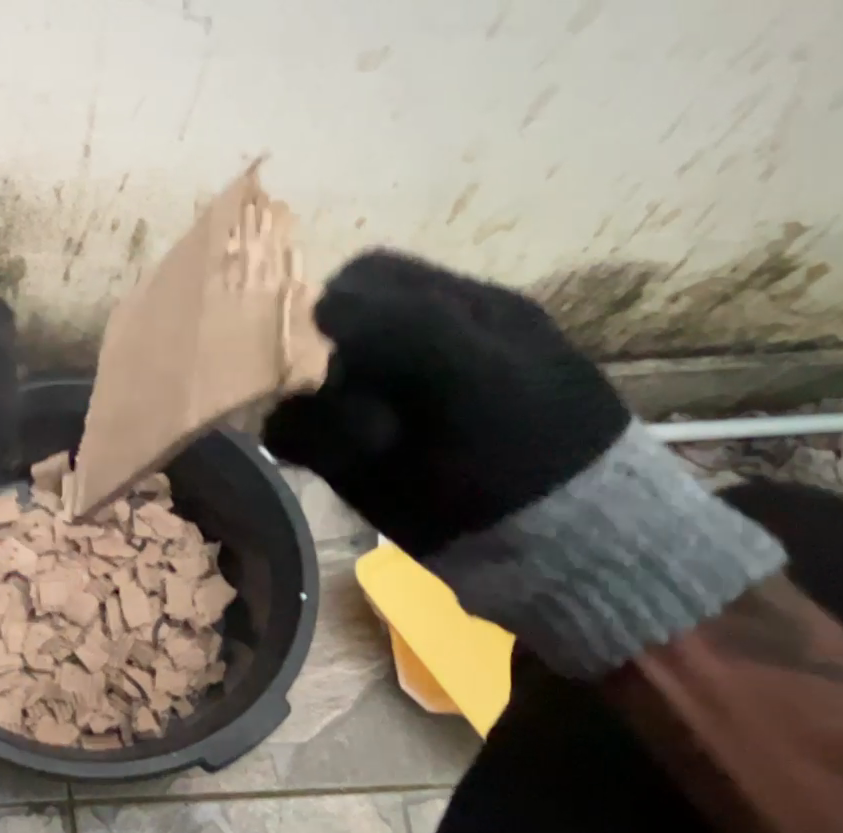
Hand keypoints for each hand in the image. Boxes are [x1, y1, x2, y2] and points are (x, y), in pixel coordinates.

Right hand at [265, 250, 782, 677]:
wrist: (549, 545)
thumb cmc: (530, 444)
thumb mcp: (479, 368)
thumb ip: (406, 326)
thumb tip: (322, 306)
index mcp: (451, 313)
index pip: (371, 276)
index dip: (346, 295)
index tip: (337, 330)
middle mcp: (401, 355)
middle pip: (325, 331)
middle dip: (325, 360)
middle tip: (355, 394)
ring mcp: (368, 406)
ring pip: (301, 384)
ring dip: (320, 409)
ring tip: (371, 444)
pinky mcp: (344, 457)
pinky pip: (292, 432)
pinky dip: (302, 440)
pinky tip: (337, 462)